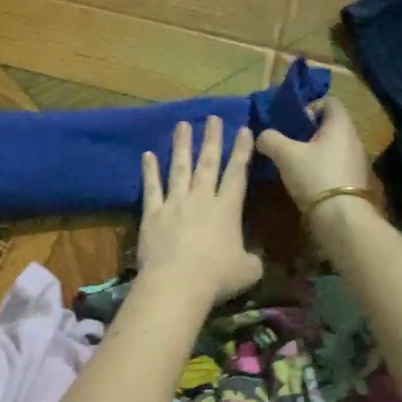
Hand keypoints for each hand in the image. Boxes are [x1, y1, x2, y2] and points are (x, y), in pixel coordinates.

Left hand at [138, 117, 263, 304]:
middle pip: (207, 163)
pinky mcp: (152, 213)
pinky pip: (151, 187)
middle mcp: (201, 198)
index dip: (241, 151)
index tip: (244, 130)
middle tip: (212, 118)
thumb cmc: (217, 277)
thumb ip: (252, 258)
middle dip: (212, 139)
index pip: (237, 173)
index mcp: (227, 209)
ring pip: (179, 167)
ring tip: (183, 125)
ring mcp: (175, 203)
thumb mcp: (248, 270)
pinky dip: (149, 170)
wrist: (177, 283)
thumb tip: (254, 256)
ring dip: (182, 145)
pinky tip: (148, 155)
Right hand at [255, 100, 370, 211]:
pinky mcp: (353, 181)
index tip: (292, 121)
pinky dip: (320, 167)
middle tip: (287, 141)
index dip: (310, 106)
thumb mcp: (285, 155)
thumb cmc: (315, 176)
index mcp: (340, 125)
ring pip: (332, 146)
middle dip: (308, 131)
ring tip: (293, 161)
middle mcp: (353, 138)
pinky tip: (305, 179)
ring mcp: (356, 161)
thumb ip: (270, 139)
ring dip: (314, 150)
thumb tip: (262, 136)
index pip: (330, 102)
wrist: (340, 217)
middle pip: (330, 125)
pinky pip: (335, 165)